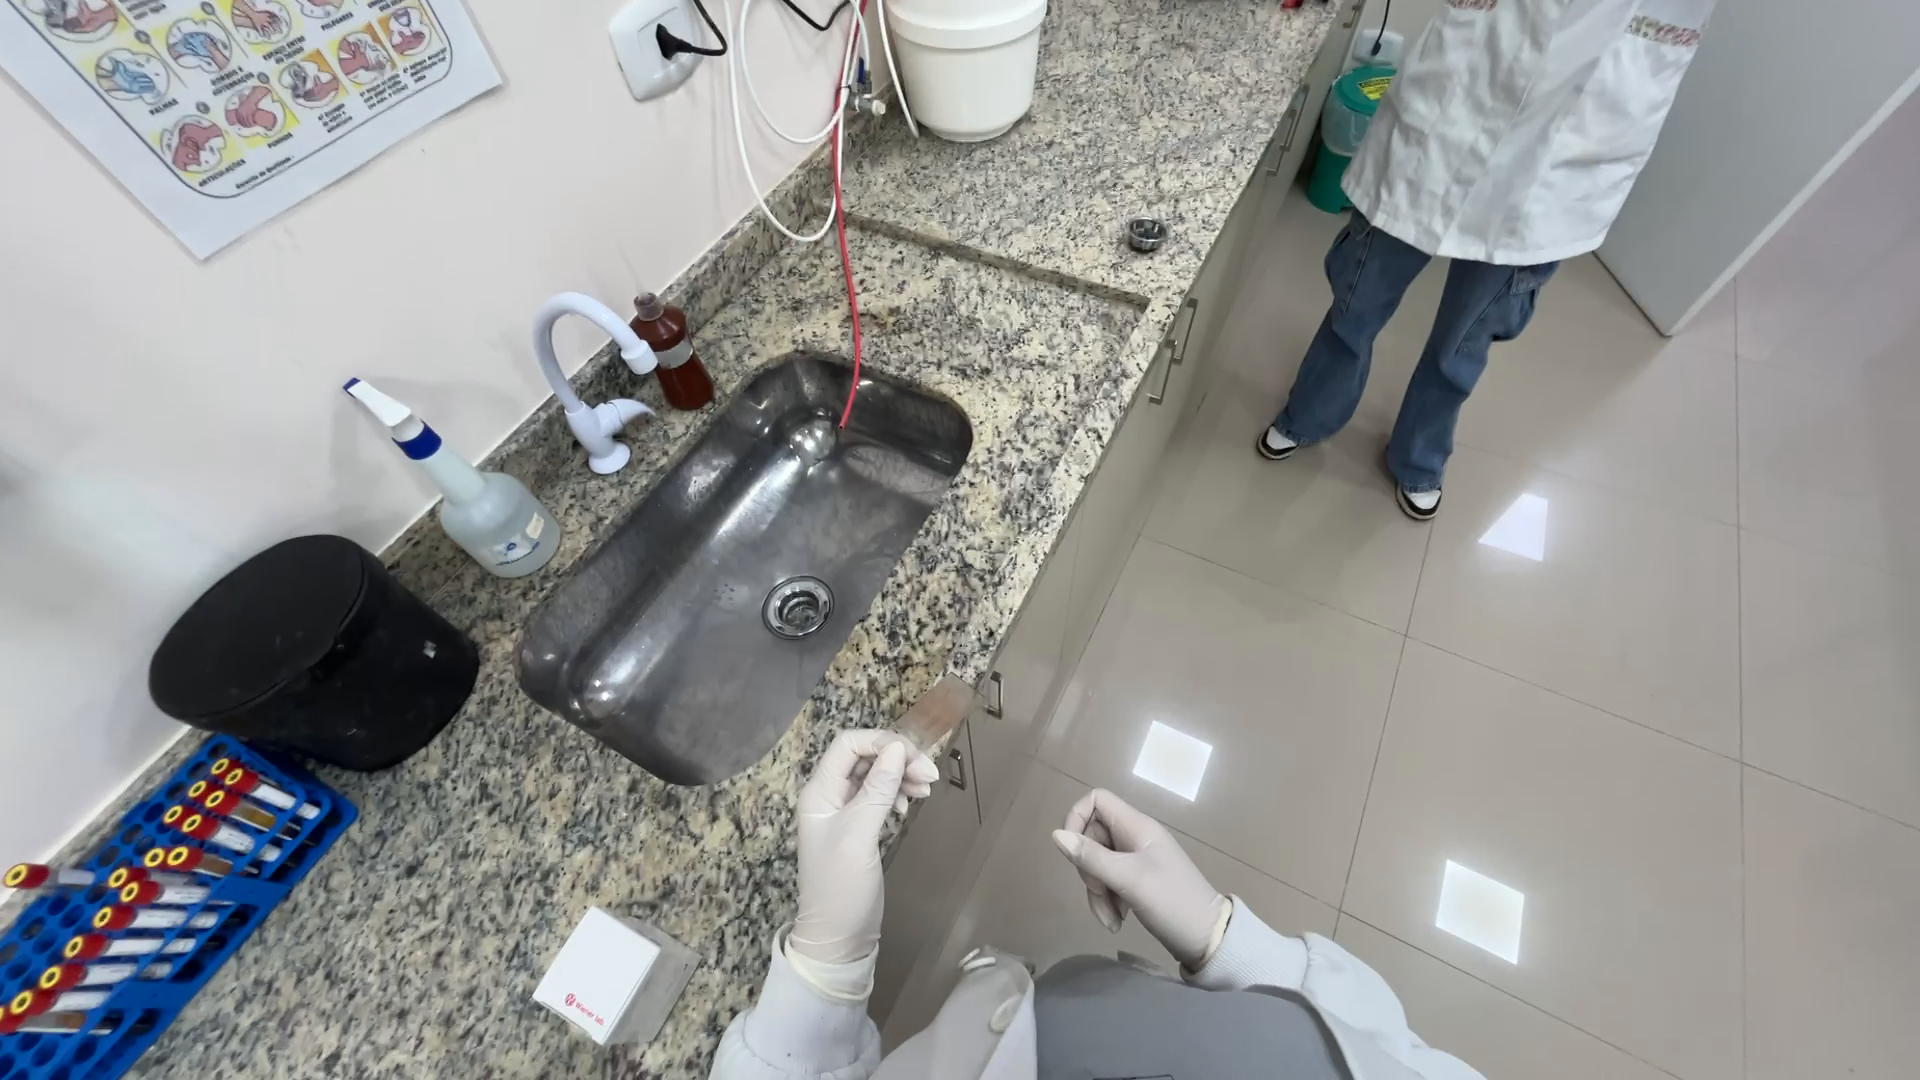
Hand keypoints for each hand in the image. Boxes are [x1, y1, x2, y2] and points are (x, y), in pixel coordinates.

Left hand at [790, 729, 939, 964]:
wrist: (838, 941)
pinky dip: (899, 790)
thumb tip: (897, 749)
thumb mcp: (859, 837)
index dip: (881, 742)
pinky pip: (881, 792)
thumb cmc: (841, 889)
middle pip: (865, 755)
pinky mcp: (860, 824)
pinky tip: (911, 802)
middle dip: (897, 758)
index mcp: (819, 791)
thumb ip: (877, 791)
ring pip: (876, 772)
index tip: (913, 756)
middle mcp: (830, 793)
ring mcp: (845, 809)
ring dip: (902, 773)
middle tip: (930, 775)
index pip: (848, 744)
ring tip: (926, 788)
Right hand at [1051, 789, 1227, 967]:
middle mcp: (1134, 837)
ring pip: (1097, 862)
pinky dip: (1107, 900)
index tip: (1071, 848)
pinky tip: (1117, 921)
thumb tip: (1055, 835)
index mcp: (1136, 826)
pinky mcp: (1137, 881)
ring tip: (1112, 921)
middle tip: (1100, 893)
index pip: (1097, 800)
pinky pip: (1109, 881)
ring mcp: (1136, 859)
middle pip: (1092, 836)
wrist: (1210, 941)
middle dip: (1088, 869)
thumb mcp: (1129, 879)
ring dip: (1097, 892)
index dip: (1077, 817)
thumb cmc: (1173, 902)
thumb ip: (1091, 857)